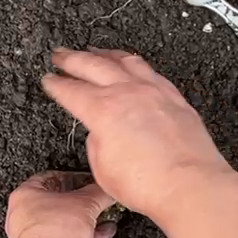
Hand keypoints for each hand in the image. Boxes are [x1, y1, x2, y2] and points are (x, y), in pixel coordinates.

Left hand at [4, 171, 117, 237]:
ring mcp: (35, 237)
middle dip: (80, 200)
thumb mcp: (86, 203)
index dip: (71, 176)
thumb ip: (99, 192)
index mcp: (24, 195)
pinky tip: (103, 232)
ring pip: (63, 223)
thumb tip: (107, 188)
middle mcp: (25, 216)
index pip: (49, 177)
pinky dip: (86, 236)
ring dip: (84, 219)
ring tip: (103, 214)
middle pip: (57, 201)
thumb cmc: (54, 233)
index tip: (87, 179)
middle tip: (96, 197)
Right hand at [40, 48, 236, 219]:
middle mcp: (128, 93)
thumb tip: (101, 132)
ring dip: (105, 54)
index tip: (49, 80)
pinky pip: (150, 71)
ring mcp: (153, 91)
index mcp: (104, 111)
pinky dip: (135, 64)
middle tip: (60, 55)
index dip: (56, 85)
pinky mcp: (173, 98)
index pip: (72, 91)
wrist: (189, 185)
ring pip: (125, 61)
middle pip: (93, 65)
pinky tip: (133, 66)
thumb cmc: (148, 184)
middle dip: (72, 59)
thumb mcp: (103, 169)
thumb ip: (97, 143)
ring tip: (94, 51)